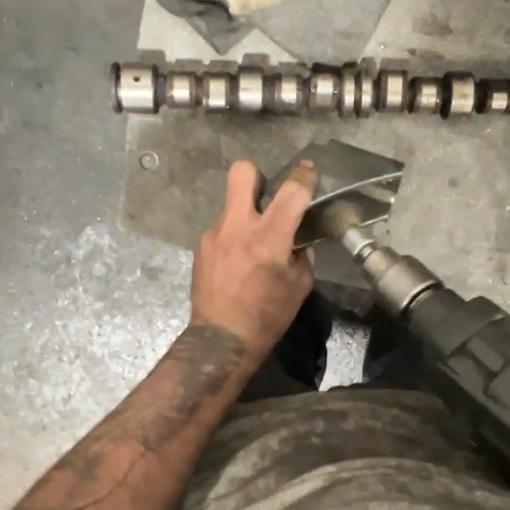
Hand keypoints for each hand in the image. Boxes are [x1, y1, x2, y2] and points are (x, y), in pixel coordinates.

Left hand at [190, 159, 317, 356]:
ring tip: (252, 246)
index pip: (291, 192)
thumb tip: (298, 241)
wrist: (221, 339)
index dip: (304, 175)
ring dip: (244, 216)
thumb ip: (302, 256)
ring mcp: (214, 235)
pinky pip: (222, 230)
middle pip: (242, 172)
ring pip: (231, 205)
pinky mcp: (201, 247)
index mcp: (268, 239)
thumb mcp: (299, 287)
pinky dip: (232, 239)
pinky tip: (237, 263)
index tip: (308, 170)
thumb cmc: (267, 317)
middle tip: (266, 193)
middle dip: (257, 174)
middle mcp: (238, 228)